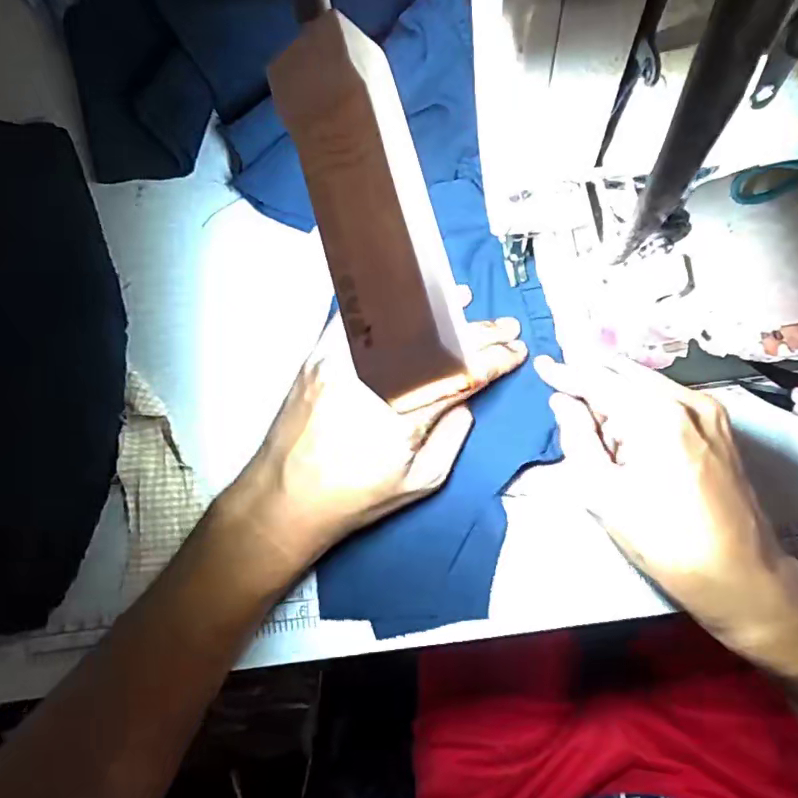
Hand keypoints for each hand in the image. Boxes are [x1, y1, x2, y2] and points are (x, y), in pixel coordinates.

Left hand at [214, 298, 527, 586]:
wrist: (281, 500)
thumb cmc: (351, 499)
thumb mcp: (419, 483)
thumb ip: (451, 439)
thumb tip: (466, 404)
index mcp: (402, 418)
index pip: (462, 376)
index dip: (496, 360)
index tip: (516, 353)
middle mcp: (372, 384)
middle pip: (438, 347)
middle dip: (479, 334)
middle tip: (506, 328)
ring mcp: (341, 366)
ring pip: (398, 326)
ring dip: (436, 310)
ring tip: (463, 299)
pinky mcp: (318, 358)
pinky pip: (354, 321)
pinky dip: (384, 306)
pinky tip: (407, 297)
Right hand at [535, 355, 797, 657]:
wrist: (741, 573)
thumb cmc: (669, 544)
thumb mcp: (606, 497)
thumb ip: (579, 441)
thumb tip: (564, 404)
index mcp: (660, 416)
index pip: (602, 381)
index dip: (568, 372)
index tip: (543, 365)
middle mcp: (690, 401)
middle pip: (628, 374)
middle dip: (593, 375)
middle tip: (563, 381)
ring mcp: (711, 411)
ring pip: (651, 384)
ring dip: (618, 389)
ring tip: (591, 408)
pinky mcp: (721, 426)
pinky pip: (672, 398)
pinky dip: (644, 401)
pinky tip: (629, 421)